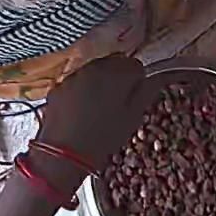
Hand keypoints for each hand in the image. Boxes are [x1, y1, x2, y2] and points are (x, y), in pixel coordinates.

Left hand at [36, 56, 158, 172]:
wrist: (63, 153)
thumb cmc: (104, 137)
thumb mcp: (132, 117)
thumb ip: (146, 92)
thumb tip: (157, 78)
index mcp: (117, 73)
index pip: (135, 65)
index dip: (138, 80)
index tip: (135, 96)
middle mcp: (94, 68)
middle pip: (113, 63)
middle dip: (118, 78)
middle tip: (118, 102)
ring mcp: (73, 76)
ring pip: (93, 71)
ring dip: (100, 82)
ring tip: (99, 108)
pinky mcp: (58, 86)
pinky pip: (76, 82)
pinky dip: (81, 90)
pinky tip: (81, 110)